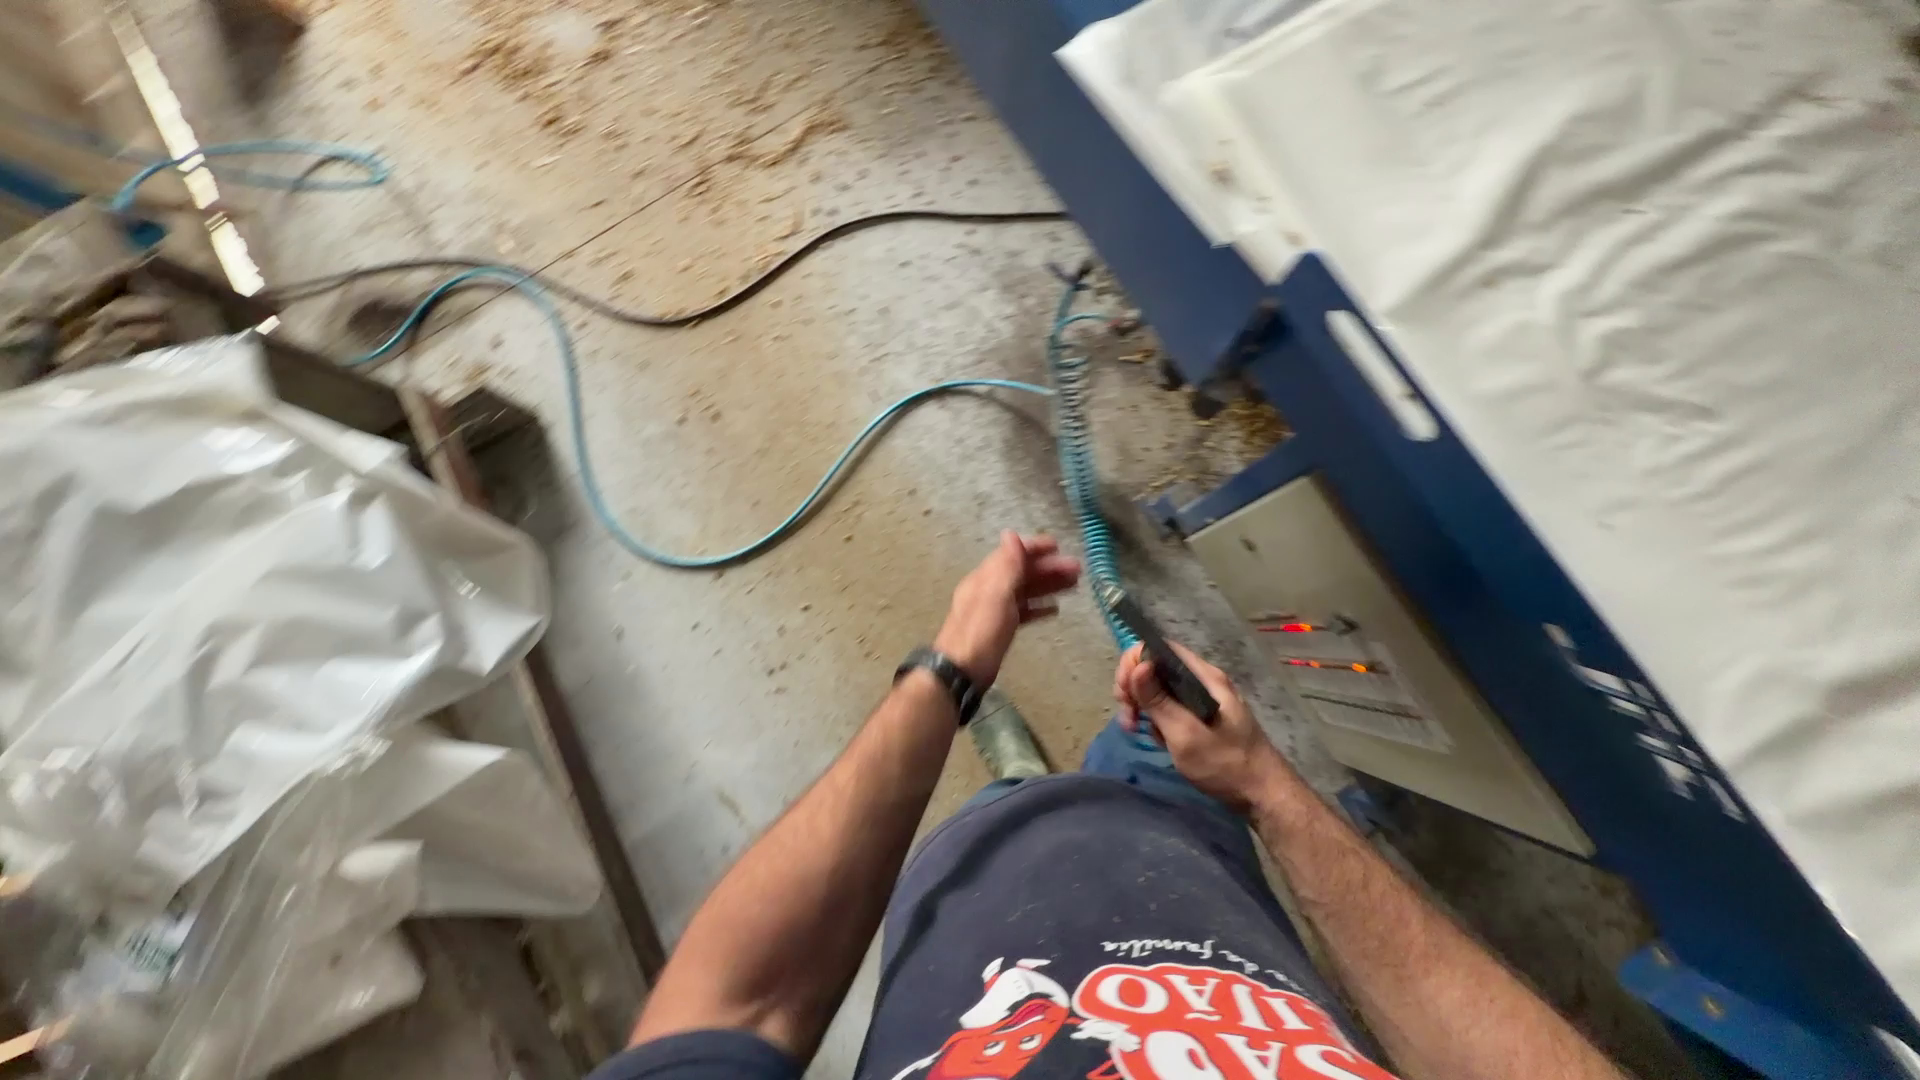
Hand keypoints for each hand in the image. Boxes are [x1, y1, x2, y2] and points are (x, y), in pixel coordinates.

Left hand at [934, 531, 1081, 684]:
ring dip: (1048, 585)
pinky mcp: (1001, 629)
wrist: (962, 671)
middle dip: (1049, 568)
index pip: (1012, 554)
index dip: (1035, 548)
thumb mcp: (996, 594)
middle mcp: (989, 590)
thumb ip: (1006, 566)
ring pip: (1025, 591)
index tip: (1059, 546)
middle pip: (1022, 572)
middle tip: (1077, 570)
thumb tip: (1011, 534)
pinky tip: (1054, 609)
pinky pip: (1023, 611)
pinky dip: (1038, 606)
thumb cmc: (981, 632)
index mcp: (986, 578)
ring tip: (1074, 585)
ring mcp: (995, 610)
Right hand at [1113, 641, 1293, 809]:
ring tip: (1135, 730)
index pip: (1160, 648)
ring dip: (1142, 706)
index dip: (1135, 662)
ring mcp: (1202, 699)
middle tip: (1129, 716)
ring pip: (1160, 689)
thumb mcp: (1185, 734)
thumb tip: (1137, 663)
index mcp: (1203, 677)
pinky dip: (1157, 719)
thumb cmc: (1224, 764)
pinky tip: (1157, 739)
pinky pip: (1170, 707)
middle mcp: (1203, 681)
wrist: (1263, 795)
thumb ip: (1159, 699)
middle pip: (1156, 668)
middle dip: (1134, 687)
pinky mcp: (1200, 717)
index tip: (1125, 692)